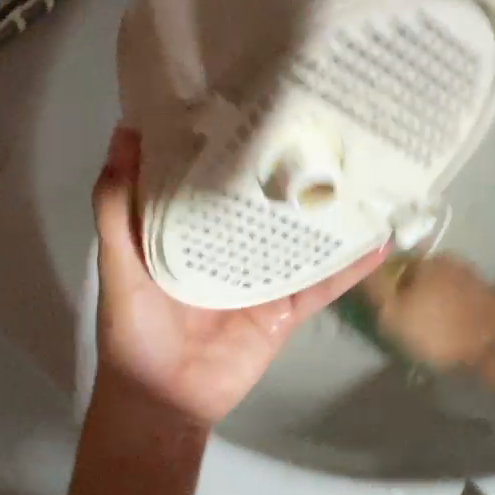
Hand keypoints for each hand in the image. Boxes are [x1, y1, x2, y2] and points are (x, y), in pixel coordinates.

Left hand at [90, 128, 386, 425]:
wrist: (165, 401)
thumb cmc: (135, 331)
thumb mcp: (118, 262)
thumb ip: (116, 207)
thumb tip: (124, 134)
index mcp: (187, 229)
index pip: (209, 174)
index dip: (224, 139)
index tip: (247, 92)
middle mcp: (228, 246)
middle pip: (262, 201)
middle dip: (285, 166)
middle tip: (319, 117)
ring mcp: (261, 278)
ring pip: (299, 237)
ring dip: (327, 210)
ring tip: (362, 167)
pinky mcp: (284, 310)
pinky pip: (320, 285)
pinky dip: (349, 267)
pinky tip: (378, 238)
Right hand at [360, 253, 494, 369]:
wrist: (494, 350)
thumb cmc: (437, 332)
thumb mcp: (393, 315)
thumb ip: (375, 288)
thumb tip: (362, 267)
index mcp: (424, 260)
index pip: (392, 265)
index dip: (384, 286)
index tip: (383, 307)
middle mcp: (448, 259)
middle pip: (415, 274)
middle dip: (407, 292)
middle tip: (403, 319)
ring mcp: (470, 275)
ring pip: (437, 286)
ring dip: (429, 301)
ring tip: (425, 327)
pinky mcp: (485, 294)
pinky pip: (455, 297)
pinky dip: (447, 308)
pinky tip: (446, 327)